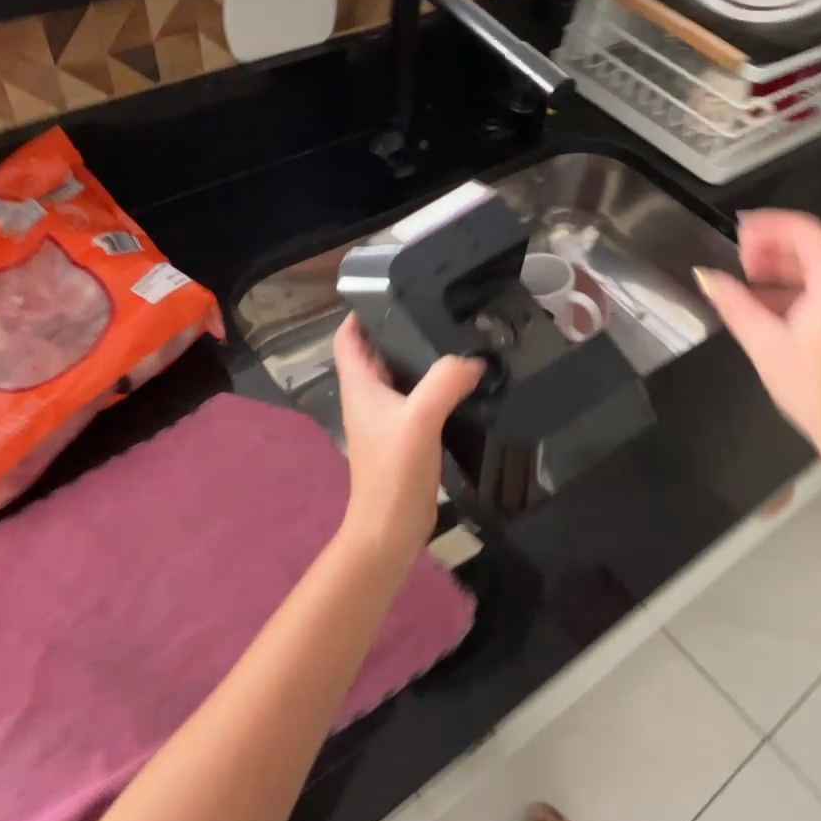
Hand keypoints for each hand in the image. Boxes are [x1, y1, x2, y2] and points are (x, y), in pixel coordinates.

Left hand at [332, 315, 485, 554]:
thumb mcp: (419, 420)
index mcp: (360, 387)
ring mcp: (386, 419)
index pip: (348, 338)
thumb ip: (444, 383)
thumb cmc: (394, 472)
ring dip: (420, 359)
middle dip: (400, 330)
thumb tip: (473, 360)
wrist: (390, 529)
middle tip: (437, 308)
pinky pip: (418, 401)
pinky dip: (435, 387)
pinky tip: (463, 383)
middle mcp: (368, 398)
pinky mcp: (405, 438)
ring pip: (400, 377)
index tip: (391, 291)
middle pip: (377, 353)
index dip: (360, 313)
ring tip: (456, 338)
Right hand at [694, 210, 820, 464]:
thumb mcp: (764, 344)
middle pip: (812, 248)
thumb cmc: (815, 388)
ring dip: (782, 274)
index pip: (803, 230)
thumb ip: (734, 304)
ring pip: (819, 271)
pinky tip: (771, 313)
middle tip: (736, 265)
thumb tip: (706, 277)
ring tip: (747, 291)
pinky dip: (799, 292)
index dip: (767, 224)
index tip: (735, 230)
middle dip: (771, 251)